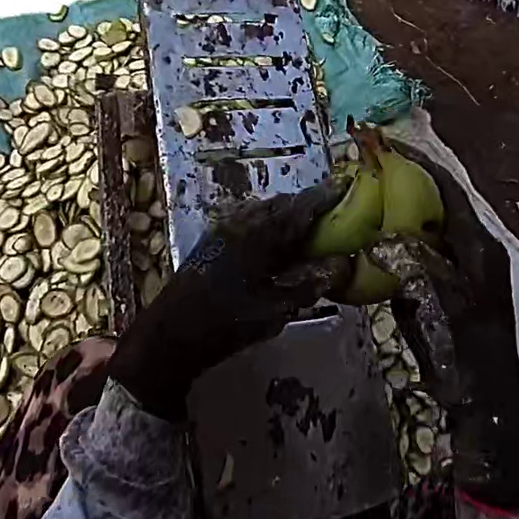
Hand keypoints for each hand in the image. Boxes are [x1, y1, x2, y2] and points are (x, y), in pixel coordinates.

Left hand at [108, 181, 350, 419]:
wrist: (171, 331)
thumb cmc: (226, 322)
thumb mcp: (275, 308)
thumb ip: (309, 283)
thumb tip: (342, 262)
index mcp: (260, 233)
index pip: (300, 208)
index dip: (326, 197)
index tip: (347, 186)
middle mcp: (241, 223)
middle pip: (281, 206)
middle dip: (307, 207)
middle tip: (332, 217)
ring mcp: (223, 230)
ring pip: (262, 213)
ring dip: (285, 217)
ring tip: (306, 233)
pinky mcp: (212, 242)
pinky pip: (247, 223)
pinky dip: (267, 227)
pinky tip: (274, 247)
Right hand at [366, 144, 518, 511]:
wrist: (481, 399)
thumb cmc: (466, 349)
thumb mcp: (439, 302)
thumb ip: (413, 263)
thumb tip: (383, 236)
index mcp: (478, 246)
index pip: (447, 190)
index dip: (417, 164)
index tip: (384, 144)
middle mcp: (471, 249)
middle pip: (436, 201)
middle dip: (403, 179)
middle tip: (367, 164)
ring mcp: (458, 268)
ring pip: (425, 224)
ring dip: (397, 204)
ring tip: (362, 190)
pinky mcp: (443, 286)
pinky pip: (416, 248)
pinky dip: (393, 234)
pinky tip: (367, 234)